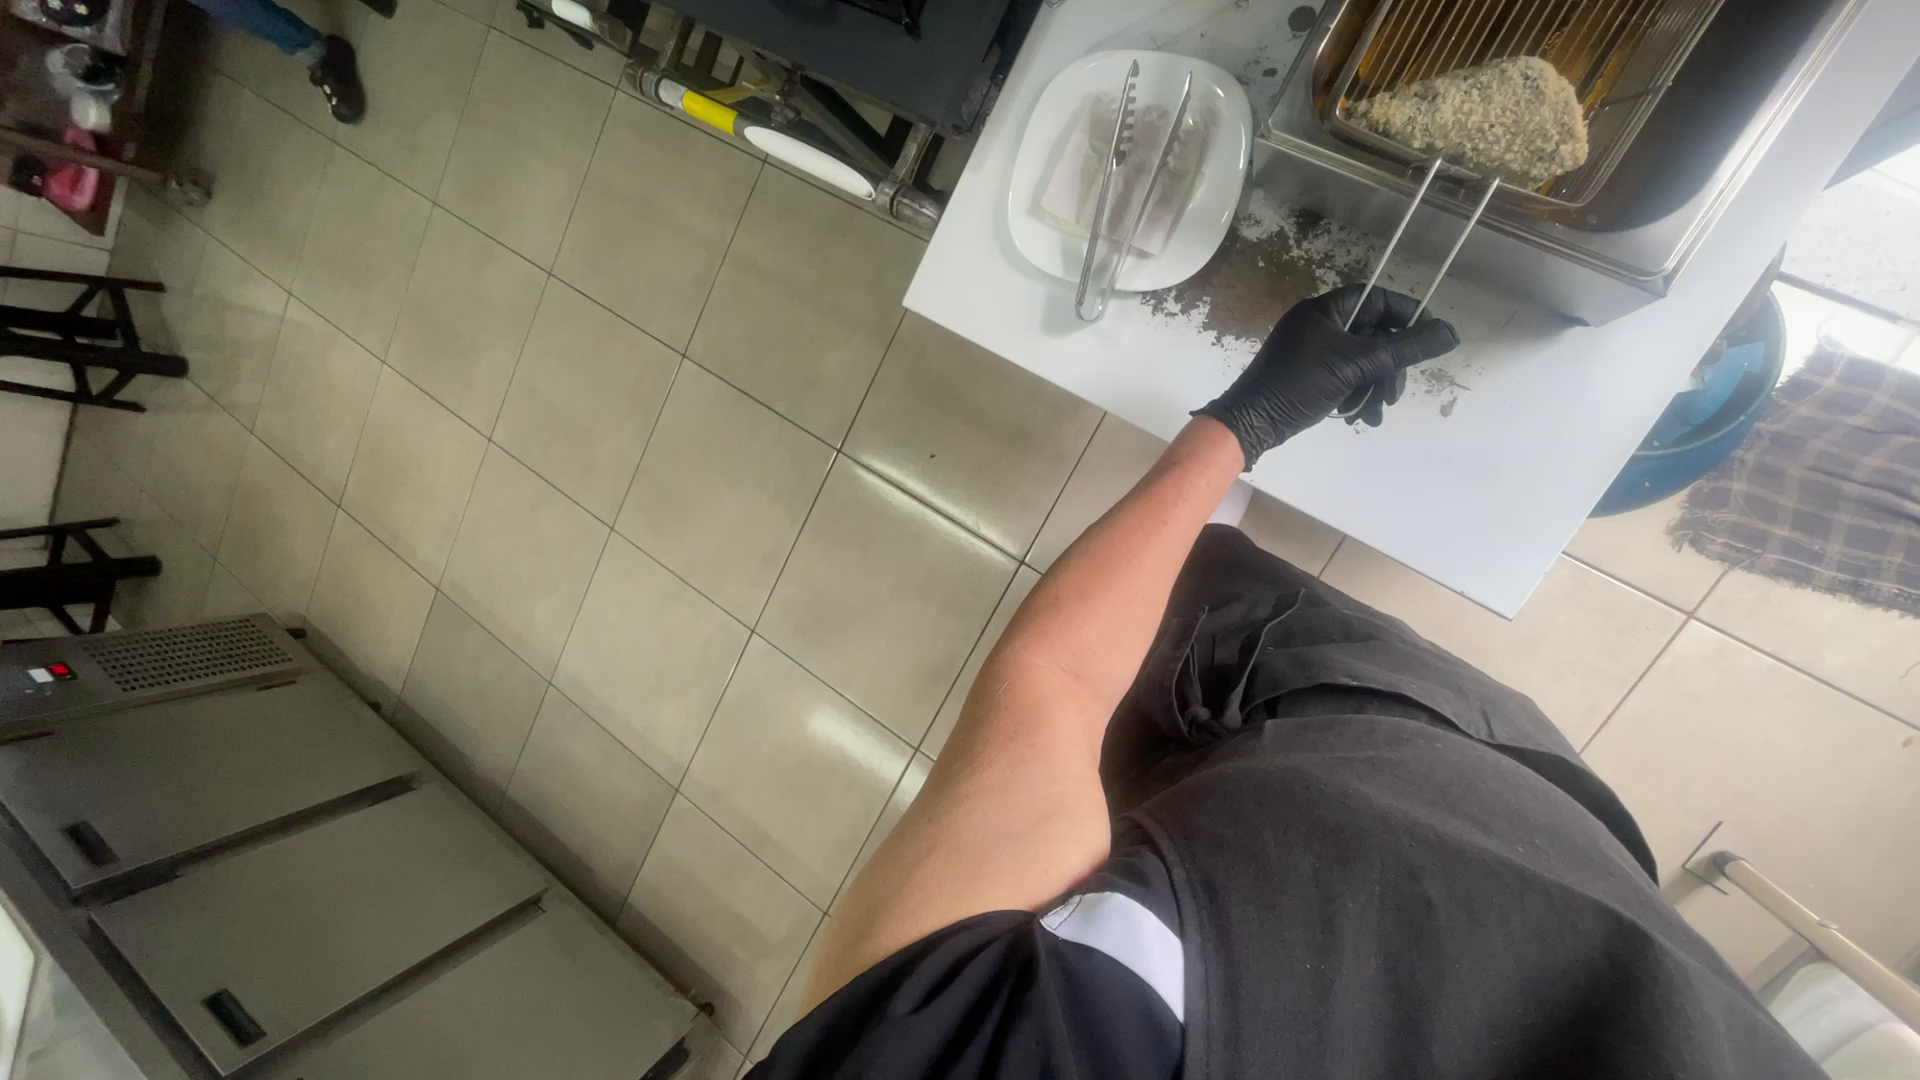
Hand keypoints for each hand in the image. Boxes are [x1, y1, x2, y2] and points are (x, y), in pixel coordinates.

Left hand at [1192, 285, 1459, 468]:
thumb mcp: (1356, 365)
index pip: (1377, 299)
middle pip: (1372, 334)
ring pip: (1360, 360)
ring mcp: (1309, 350)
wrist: (1250, 423)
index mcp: (1323, 310)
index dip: (1406, 316)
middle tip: (1393, 395)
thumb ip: (1405, 348)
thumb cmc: (1298, 385)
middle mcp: (1316, 325)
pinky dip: (1354, 394)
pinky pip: (1342, 376)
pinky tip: (1358, 417)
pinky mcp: (1306, 375)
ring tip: (1375, 412)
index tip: (1428, 339)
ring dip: (1374, 386)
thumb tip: (1451, 333)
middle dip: (1388, 366)